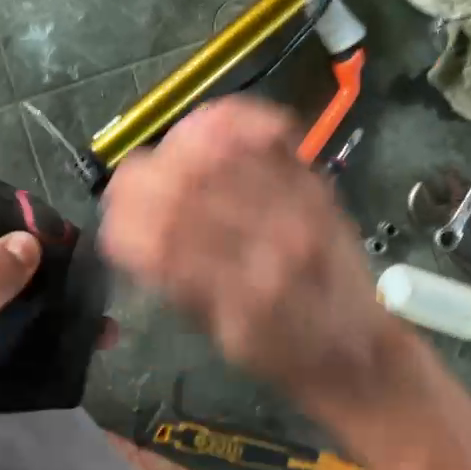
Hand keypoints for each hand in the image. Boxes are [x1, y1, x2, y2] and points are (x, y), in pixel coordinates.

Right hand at [99, 98, 397, 408]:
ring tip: (165, 161)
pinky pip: (266, 128)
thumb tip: (122, 231)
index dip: (122, 215)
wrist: (356, 348)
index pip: (158, 235)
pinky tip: (206, 129)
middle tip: (131, 186)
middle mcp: (271, 242)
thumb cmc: (276, 352)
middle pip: (183, 182)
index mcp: (238, 291)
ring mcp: (298, 206)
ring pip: (217, 148)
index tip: (113, 216)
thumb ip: (173, 279)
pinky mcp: (314, 182)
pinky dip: (228, 118)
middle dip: (140, 178)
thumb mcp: (216, 333)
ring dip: (176, 147)